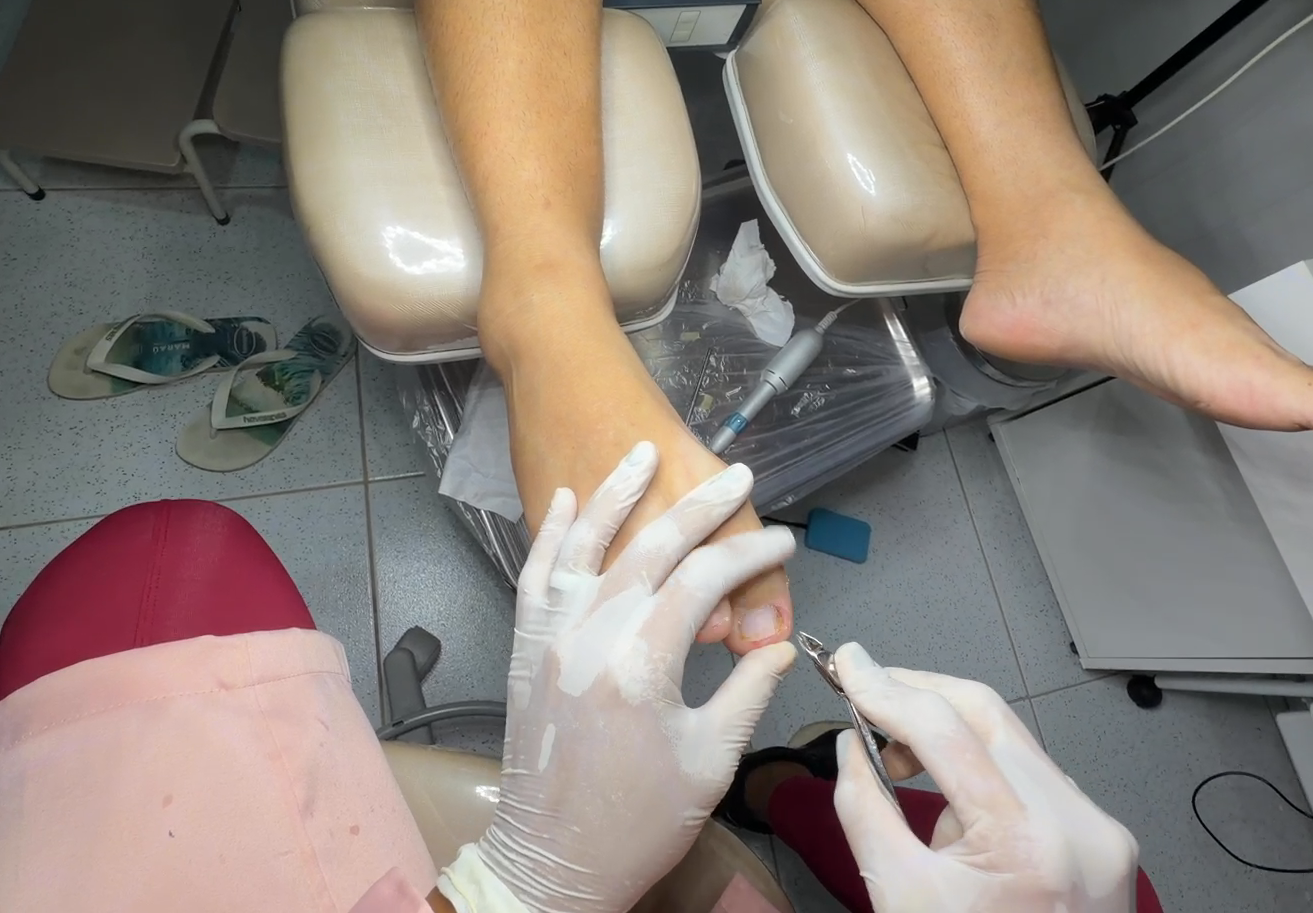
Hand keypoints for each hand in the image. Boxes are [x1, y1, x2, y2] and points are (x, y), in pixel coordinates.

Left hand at [437, 443, 797, 912]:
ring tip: (644, 452)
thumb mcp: (709, 760)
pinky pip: (535, 573)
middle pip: (652, 547)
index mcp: (643, 665)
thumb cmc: (639, 820)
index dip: (751, 555)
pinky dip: (553, 531)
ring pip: (586, 544)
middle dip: (702, 506)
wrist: (550, 861)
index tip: (784, 540)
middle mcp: (592, 634)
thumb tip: (778, 641)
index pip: (706, 582)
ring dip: (617, 492)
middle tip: (739, 475)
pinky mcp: (528, 643)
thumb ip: (747, 690)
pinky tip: (570, 498)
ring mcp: (552, 633)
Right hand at [830, 645, 1137, 912]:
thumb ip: (862, 803)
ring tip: (899, 759)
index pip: (943, 729)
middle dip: (914, 692)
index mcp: (1026, 845)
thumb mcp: (896, 893)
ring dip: (943, 726)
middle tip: (865, 691)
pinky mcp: (1102, 833)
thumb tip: (853, 740)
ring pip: (1005, 732)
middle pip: (983, 711)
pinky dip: (977, 758)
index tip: (847, 663)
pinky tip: (949, 788)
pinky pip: (1026, 765)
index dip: (884, 688)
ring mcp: (1099, 828)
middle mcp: (1078, 825)